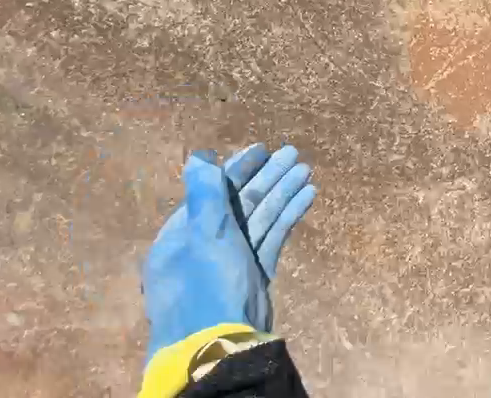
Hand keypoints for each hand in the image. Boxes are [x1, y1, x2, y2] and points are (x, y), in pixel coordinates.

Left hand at [143, 144, 316, 356]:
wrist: (220, 341)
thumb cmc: (208, 282)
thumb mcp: (204, 234)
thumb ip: (204, 194)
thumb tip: (198, 157)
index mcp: (182, 237)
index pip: (212, 193)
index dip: (238, 169)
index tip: (263, 148)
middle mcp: (205, 246)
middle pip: (239, 203)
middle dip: (266, 177)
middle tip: (293, 153)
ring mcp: (231, 260)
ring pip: (259, 217)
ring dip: (282, 191)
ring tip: (306, 169)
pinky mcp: (254, 272)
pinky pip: (272, 235)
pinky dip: (289, 214)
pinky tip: (308, 196)